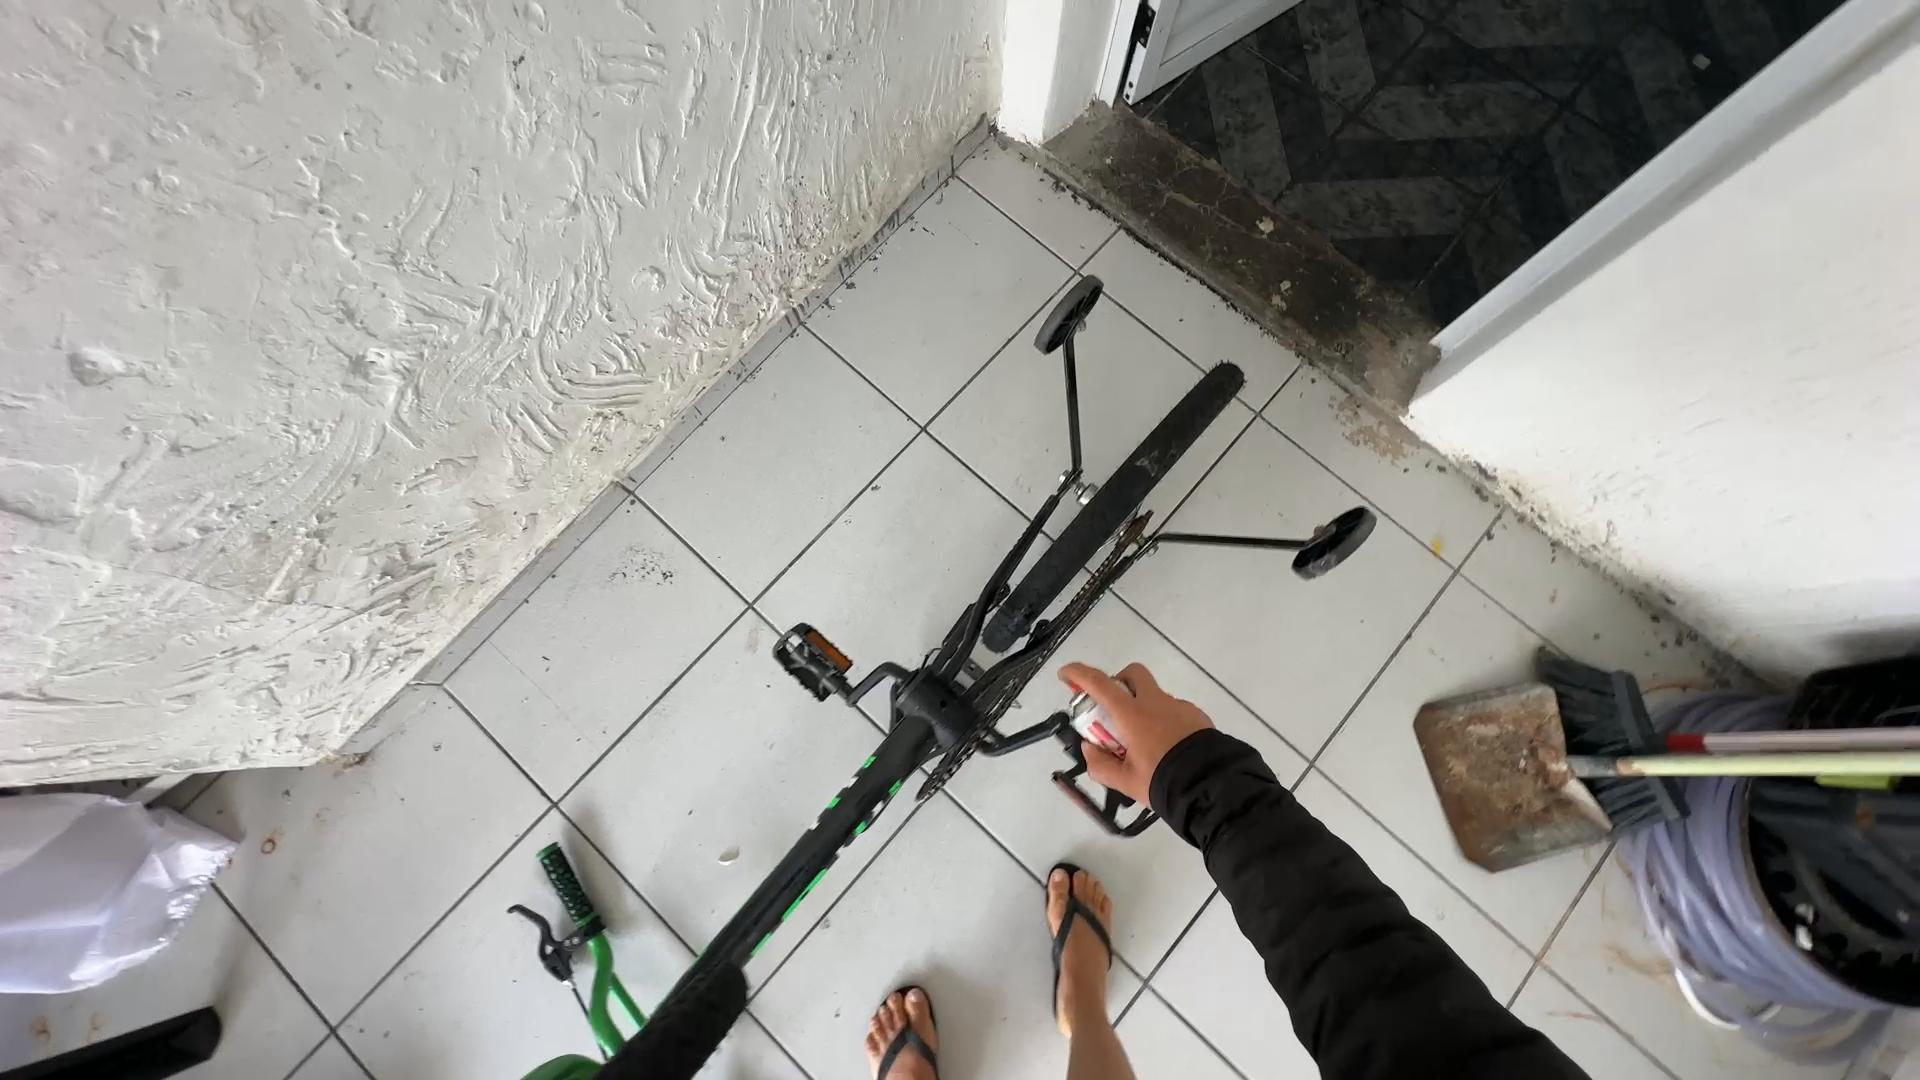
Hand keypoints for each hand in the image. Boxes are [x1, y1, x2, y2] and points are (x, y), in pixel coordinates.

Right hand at [1057, 662, 1214, 806]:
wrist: (1214, 787)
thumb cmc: (1164, 781)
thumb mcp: (1126, 782)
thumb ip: (1101, 765)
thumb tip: (1090, 749)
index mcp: (1133, 714)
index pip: (1099, 683)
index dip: (1078, 674)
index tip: (1066, 674)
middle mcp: (1156, 703)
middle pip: (1132, 674)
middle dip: (1118, 682)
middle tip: (1113, 708)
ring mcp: (1180, 707)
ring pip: (1155, 696)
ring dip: (1143, 709)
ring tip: (1144, 744)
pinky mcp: (1198, 717)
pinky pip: (1174, 712)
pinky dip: (1164, 722)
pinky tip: (1168, 748)